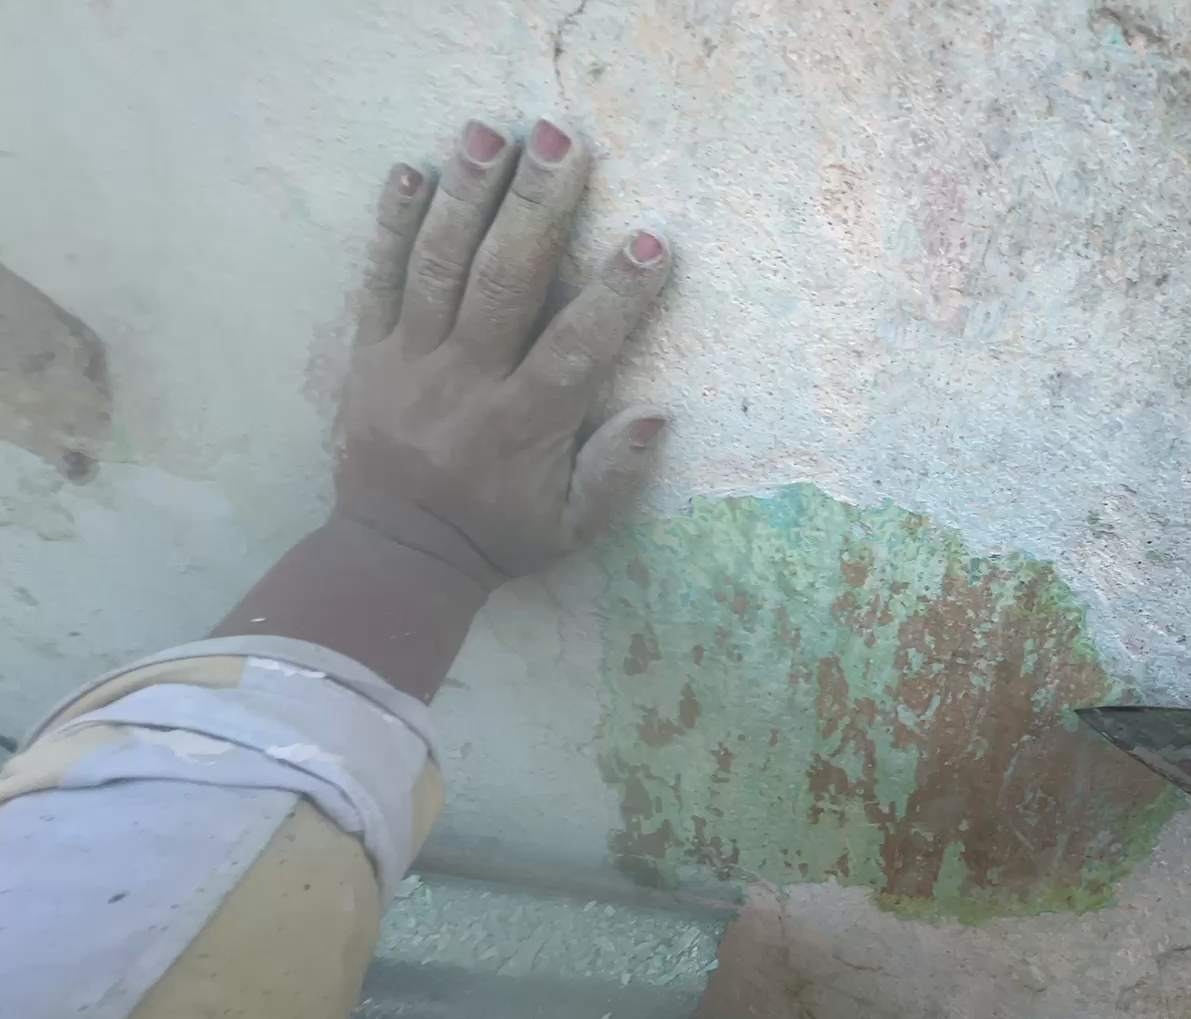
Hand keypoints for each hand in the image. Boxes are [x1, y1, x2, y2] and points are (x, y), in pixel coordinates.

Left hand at [337, 118, 670, 587]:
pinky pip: (376, 279)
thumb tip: (659, 414)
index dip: (618, 293)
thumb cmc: (505, 533)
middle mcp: (468, 380)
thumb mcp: (578, 525)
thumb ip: (617, 473)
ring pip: (438, 266)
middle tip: (560, 141)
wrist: (399, 550)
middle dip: (536, 208)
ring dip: (467, 194)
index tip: (650, 244)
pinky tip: (414, 170)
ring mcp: (411, 360)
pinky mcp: (369, 352)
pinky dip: (393, 223)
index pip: (579, 346)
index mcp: (526, 422)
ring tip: (490, 133)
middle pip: (504, 282)